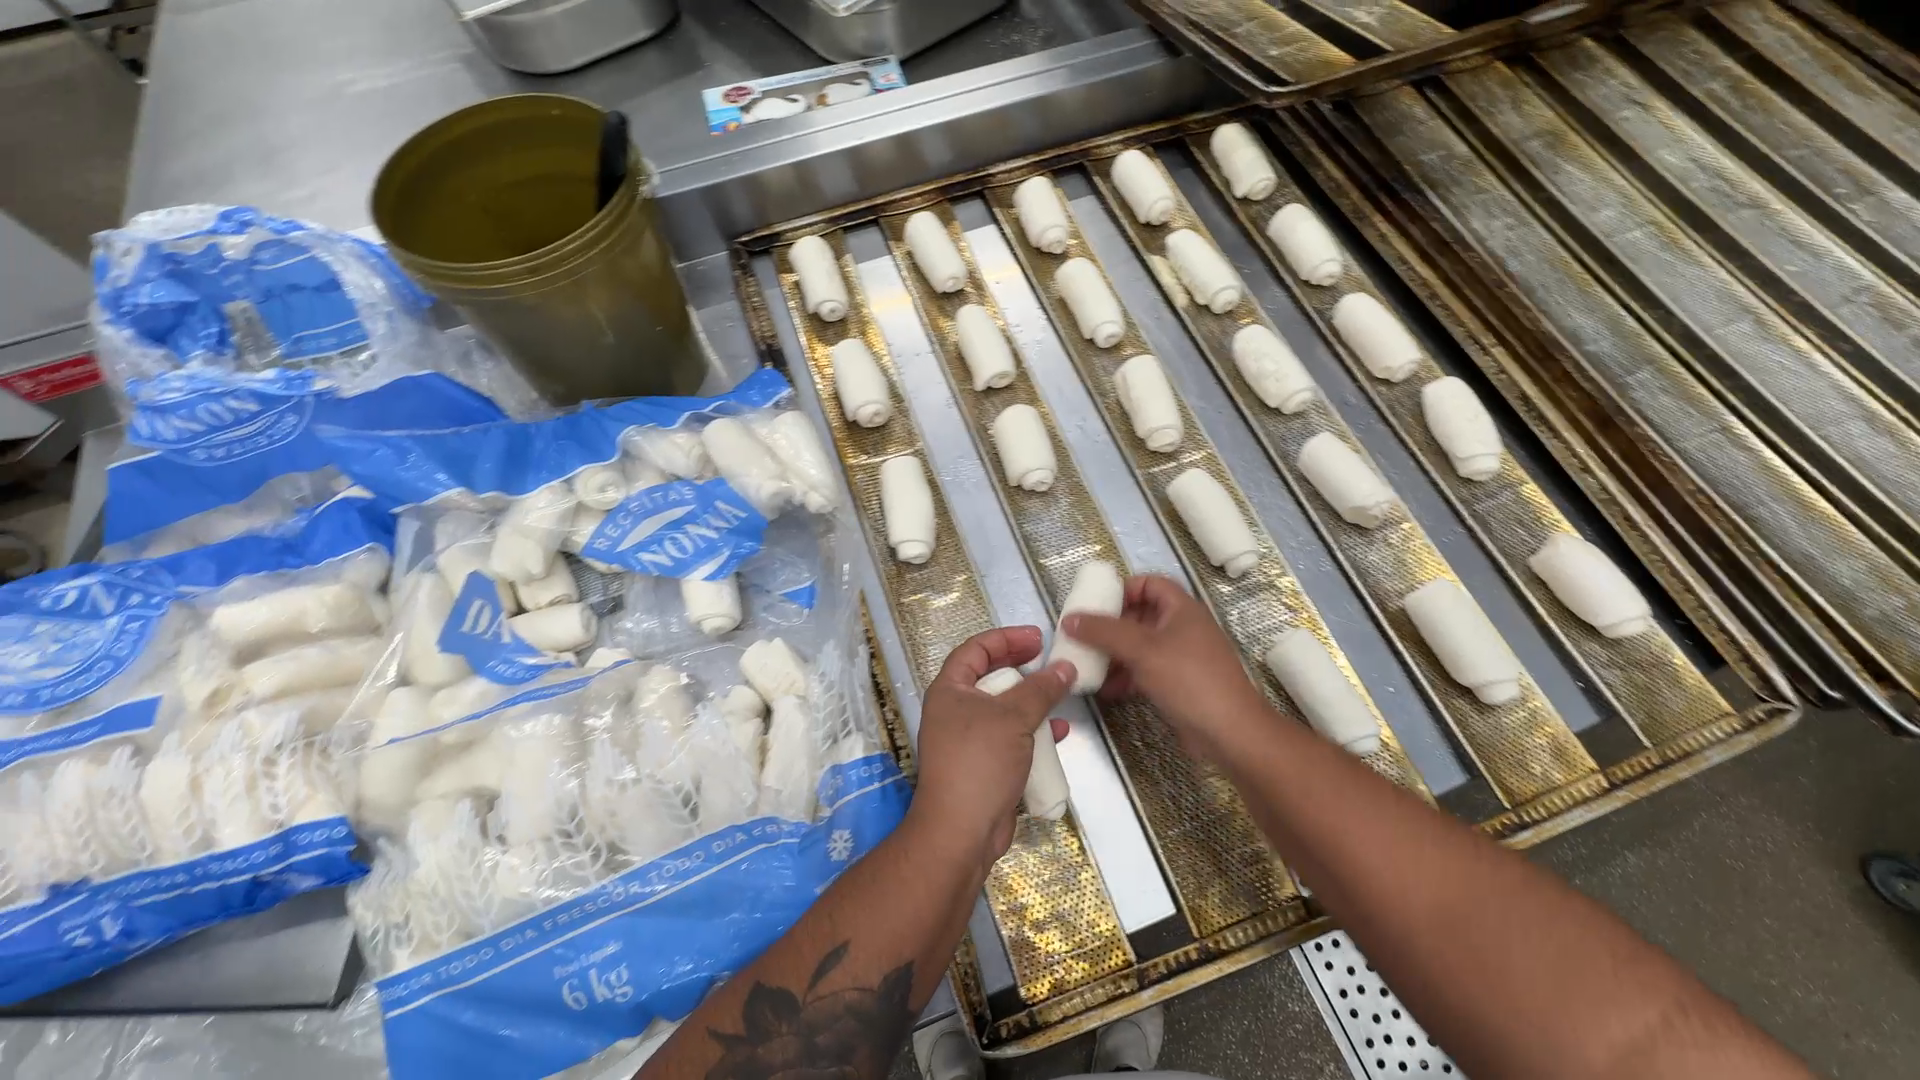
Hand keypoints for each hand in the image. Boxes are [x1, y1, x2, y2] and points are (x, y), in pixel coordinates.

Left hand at [910, 626, 1073, 870]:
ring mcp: (969, 740)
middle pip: (991, 678)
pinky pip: (1012, 738)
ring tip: (1060, 694)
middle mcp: (955, 711)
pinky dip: (1034, 733)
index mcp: (949, 690)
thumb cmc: (979, 762)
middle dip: (1022, 669)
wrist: (961, 830)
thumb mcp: (1013, 718)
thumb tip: (1065, 667)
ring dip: (1032, 702)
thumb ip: (1041, 689)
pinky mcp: (984, 765)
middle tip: (1050, 661)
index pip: (975, 650)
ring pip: (1004, 710)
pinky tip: (1059, 733)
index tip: (1038, 638)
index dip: (1006, 638)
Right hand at [1060, 573, 1267, 763]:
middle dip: (1111, 627)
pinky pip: (1146, 671)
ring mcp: (1182, 657)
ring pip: (1140, 646)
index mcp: (1181, 609)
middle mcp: (1182, 628)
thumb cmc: (1188, 679)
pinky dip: (1126, 676)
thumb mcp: (1141, 650)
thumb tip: (1069, 618)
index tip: (1095, 605)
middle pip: (1140, 616)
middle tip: (1084, 638)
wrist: (1228, 731)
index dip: (1122, 589)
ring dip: (1114, 655)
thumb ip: (1103, 632)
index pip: (1149, 583)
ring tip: (1088, 666)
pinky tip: (1107, 690)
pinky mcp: (1178, 684)